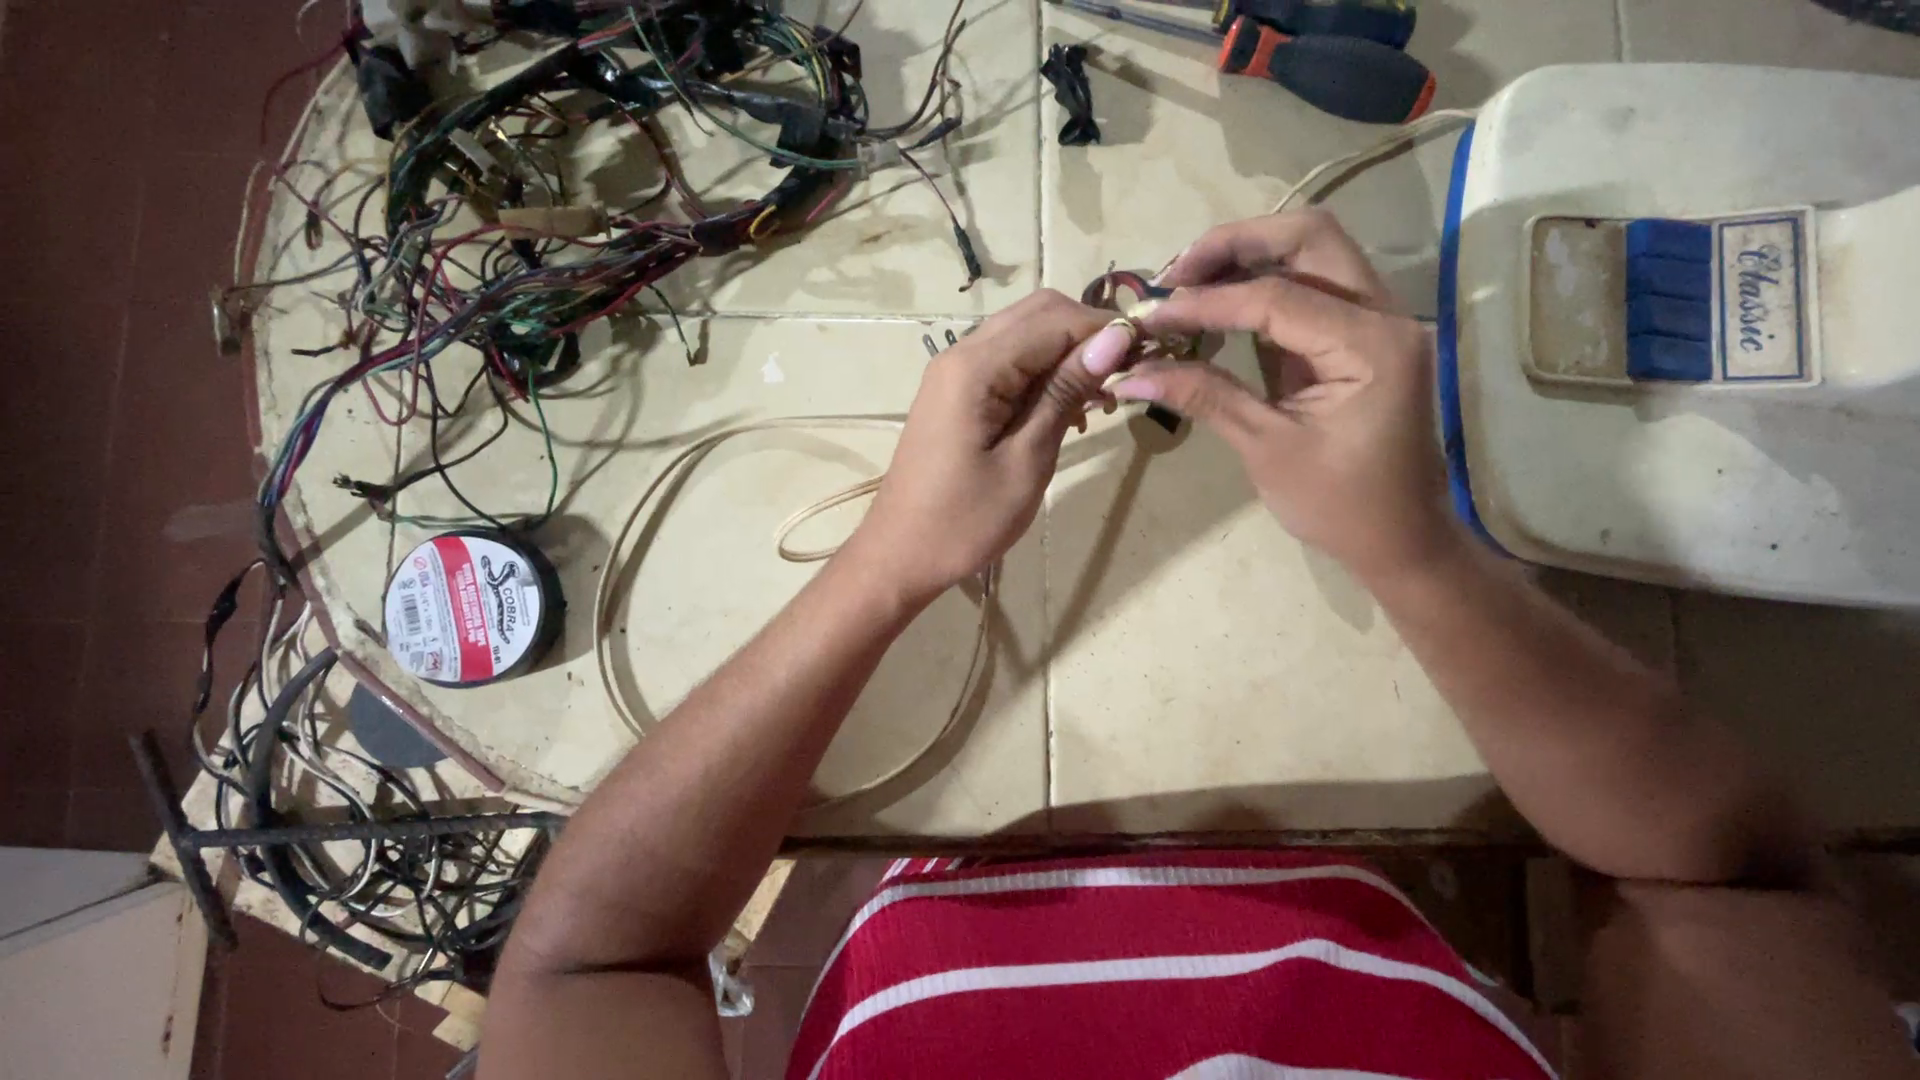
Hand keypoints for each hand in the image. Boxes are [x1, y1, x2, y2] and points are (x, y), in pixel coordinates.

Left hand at [842, 289, 1133, 603]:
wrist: (902, 555)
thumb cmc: (965, 522)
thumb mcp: (1027, 460)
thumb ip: (1064, 393)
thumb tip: (1114, 339)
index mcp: (975, 368)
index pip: (1054, 319)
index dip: (1106, 330)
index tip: (1148, 358)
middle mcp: (961, 354)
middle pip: (1038, 313)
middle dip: (1088, 334)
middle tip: (1126, 378)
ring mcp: (955, 372)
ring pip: (1024, 335)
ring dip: (1067, 354)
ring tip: (1102, 400)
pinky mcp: (956, 393)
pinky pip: (1008, 362)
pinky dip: (1043, 373)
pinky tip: (1067, 411)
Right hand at [1119, 210, 1461, 581]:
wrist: (1401, 538)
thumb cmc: (1340, 505)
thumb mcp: (1267, 449)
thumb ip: (1205, 396)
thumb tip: (1131, 374)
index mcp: (1371, 345)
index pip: (1276, 297)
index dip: (1205, 302)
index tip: (1148, 315)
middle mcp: (1386, 314)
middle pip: (1310, 237)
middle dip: (1235, 244)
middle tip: (1173, 275)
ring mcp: (1378, 319)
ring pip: (1314, 251)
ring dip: (1248, 254)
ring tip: (1187, 283)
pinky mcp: (1360, 334)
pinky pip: (1312, 285)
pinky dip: (1263, 282)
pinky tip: (1218, 302)